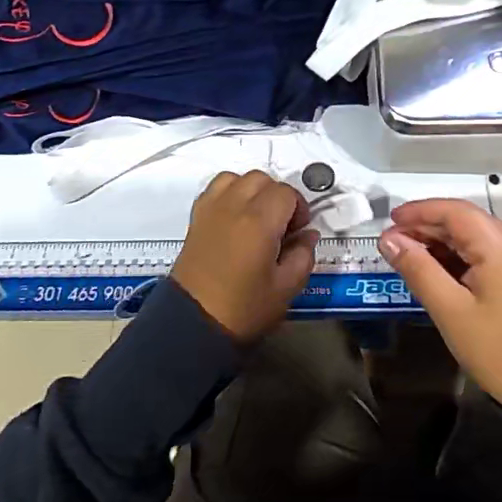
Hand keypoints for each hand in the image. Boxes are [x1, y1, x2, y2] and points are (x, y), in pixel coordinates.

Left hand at [170, 171, 318, 342]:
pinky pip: (215, 189)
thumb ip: (303, 255)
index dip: (299, 208)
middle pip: (262, 179)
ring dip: (252, 190)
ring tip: (257, 218)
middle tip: (282, 226)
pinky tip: (235, 218)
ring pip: (236, 178)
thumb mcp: (286, 288)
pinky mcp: (196, 218)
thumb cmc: (244, 309)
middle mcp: (233, 206)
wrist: (193, 323)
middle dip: (277, 196)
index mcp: (259, 221)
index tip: (299, 232)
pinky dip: (229, 193)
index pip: (286, 192)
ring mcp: (211, 209)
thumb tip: (308, 235)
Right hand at [378, 199, 501, 409]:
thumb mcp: (451, 312)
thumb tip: (390, 239)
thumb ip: (418, 269)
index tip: (390, 220)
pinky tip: (447, 270)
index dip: (420, 210)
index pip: (455, 211)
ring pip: (482, 237)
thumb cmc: (500, 353)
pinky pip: (497, 253)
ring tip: (414, 256)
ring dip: (447, 242)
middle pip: (469, 221)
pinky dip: (468, 256)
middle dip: (430, 227)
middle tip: (395, 242)